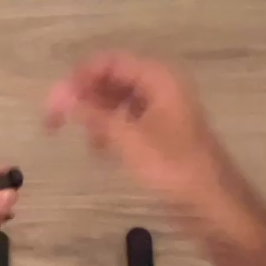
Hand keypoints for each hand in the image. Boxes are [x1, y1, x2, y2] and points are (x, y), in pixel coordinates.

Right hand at [45, 52, 239, 211]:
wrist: (210, 202)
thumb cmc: (173, 168)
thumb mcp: (129, 140)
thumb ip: (93, 115)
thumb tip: (60, 97)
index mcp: (158, 78)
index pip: (109, 62)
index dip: (79, 77)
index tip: (55, 101)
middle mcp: (160, 86)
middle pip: (111, 78)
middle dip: (83, 95)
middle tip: (54, 118)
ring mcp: (161, 108)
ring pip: (116, 99)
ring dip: (94, 113)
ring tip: (80, 136)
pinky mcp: (159, 130)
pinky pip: (126, 117)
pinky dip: (108, 127)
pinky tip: (98, 148)